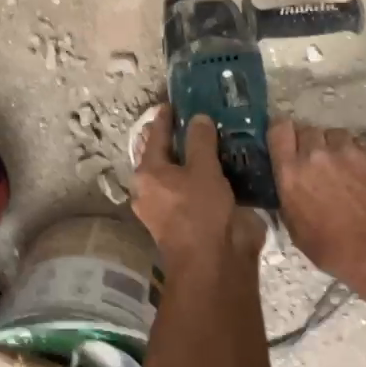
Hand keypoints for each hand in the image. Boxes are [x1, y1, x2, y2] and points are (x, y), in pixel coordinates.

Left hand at [131, 107, 236, 269]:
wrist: (212, 262)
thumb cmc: (201, 211)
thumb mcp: (203, 169)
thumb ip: (200, 140)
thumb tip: (198, 119)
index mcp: (147, 173)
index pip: (155, 136)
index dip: (165, 118)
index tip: (172, 103)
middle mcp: (150, 190)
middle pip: (162, 156)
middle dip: (176, 140)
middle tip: (193, 120)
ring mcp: (165, 207)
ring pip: (176, 174)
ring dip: (190, 160)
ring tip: (209, 141)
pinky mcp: (182, 220)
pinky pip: (189, 190)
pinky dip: (200, 178)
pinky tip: (218, 169)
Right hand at [268, 118, 365, 282]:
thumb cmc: (331, 248)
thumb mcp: (295, 228)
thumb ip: (288, 196)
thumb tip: (289, 185)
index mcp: (292, 172)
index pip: (279, 128)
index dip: (281, 130)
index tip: (285, 140)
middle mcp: (317, 154)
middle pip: (307, 129)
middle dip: (308, 143)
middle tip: (315, 162)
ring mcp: (348, 151)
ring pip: (334, 134)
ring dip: (333, 146)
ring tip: (341, 165)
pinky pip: (359, 142)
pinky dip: (356, 151)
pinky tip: (361, 170)